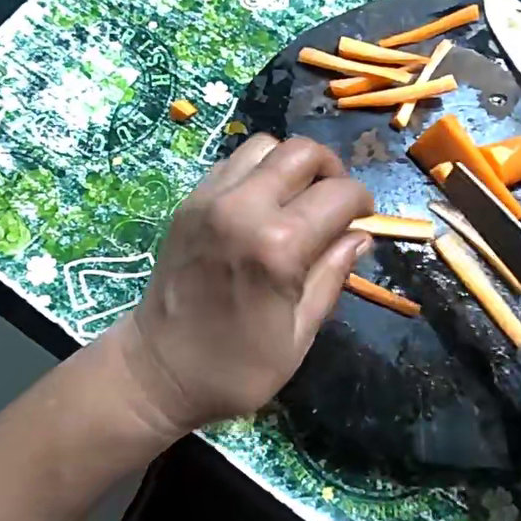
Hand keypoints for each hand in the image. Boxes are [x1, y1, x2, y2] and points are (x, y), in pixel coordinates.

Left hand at [118, 135, 371, 439]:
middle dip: (332, 170)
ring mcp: (210, 199)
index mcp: (277, 247)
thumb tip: (360, 236)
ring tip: (299, 199)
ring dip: (293, 165)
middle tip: (335, 202)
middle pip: (303, 152)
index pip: (340, 194)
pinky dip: (259, 172)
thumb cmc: (236, 367)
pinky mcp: (189, 201)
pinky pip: (235, 163)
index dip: (363, 203)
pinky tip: (263, 206)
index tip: (364, 221)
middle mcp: (243, 208)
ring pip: (267, 146)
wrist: (155, 374)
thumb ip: (333, 275)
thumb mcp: (301, 334)